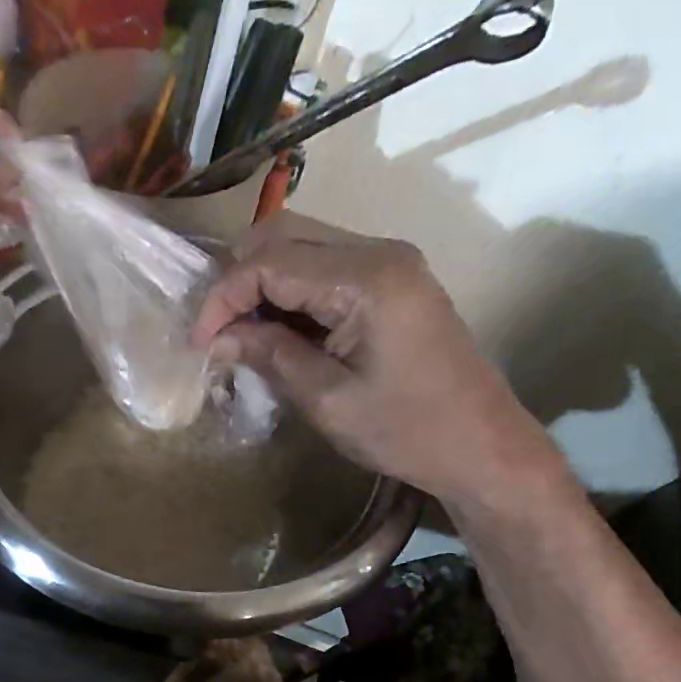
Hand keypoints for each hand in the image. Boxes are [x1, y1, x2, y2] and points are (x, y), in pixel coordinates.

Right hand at [192, 215, 567, 504]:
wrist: (481, 445)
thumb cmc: (406, 431)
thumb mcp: (327, 400)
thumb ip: (269, 355)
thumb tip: (216, 339)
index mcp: (366, 279)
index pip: (269, 262)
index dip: (223, 298)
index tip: (199, 343)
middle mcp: (378, 251)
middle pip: (283, 236)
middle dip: (238, 280)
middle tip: (218, 333)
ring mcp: (388, 261)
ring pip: (301, 246)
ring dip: (262, 284)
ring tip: (242, 335)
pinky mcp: (391, 279)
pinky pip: (324, 267)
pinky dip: (290, 291)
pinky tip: (277, 330)